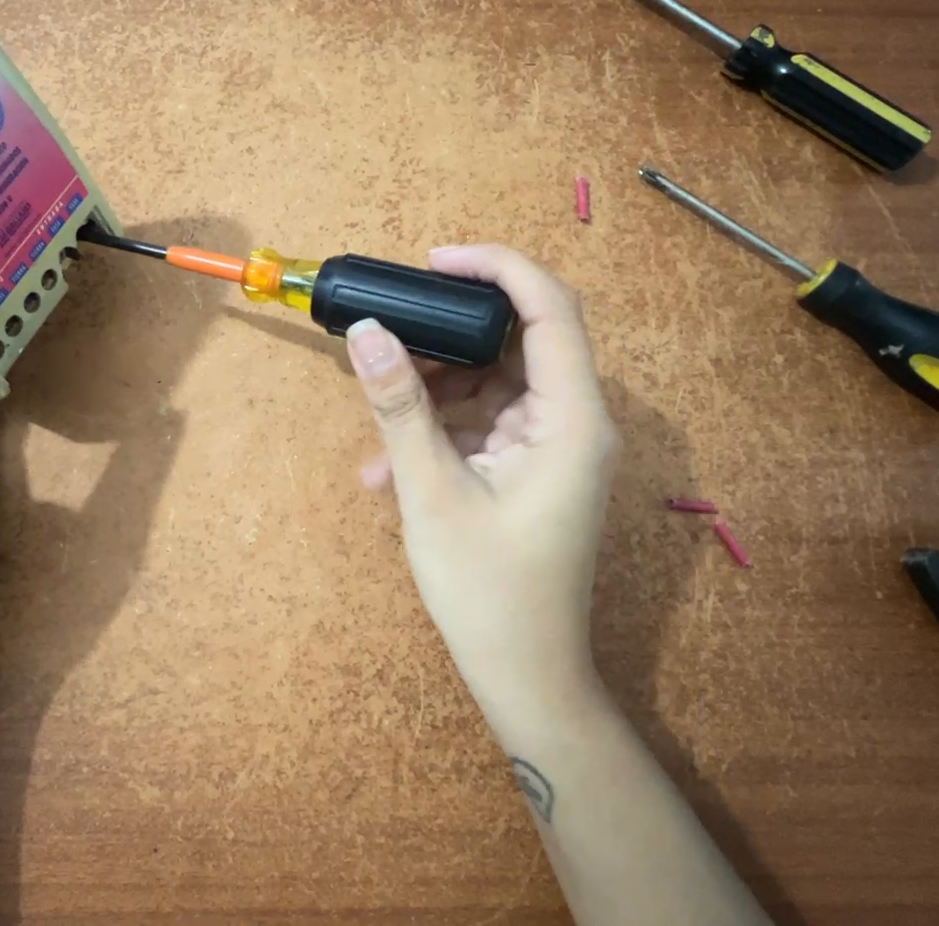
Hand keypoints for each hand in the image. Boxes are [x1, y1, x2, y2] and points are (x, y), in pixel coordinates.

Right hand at [347, 245, 617, 714]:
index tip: (432, 262)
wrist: (523, 675)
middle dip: (446, 337)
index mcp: (572, 419)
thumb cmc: (488, 590)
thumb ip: (399, 407)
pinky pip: (479, 426)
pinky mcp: (527, 468)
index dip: (496, 269)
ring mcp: (549, 446)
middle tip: (388, 334)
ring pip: (488, 385)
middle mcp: (571, 422)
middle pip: (514, 342)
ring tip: (375, 427)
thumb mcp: (432, 492)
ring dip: (429, 397)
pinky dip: (436, 435)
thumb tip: (366, 332)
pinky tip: (386, 472)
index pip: (550, 309)